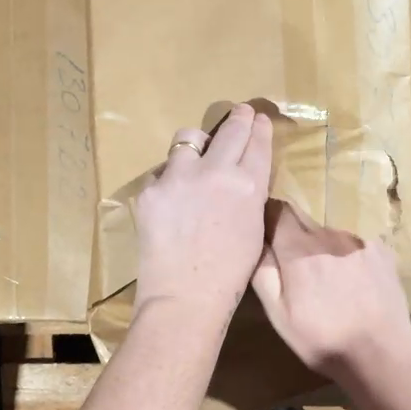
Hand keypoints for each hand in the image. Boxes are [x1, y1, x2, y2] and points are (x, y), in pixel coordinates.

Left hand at [135, 103, 273, 319]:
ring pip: (188, 139)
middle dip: (238, 119)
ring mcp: (180, 176)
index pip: (257, 142)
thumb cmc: (229, 275)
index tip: (258, 119)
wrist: (186, 295)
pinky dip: (168, 182)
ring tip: (194, 158)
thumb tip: (239, 182)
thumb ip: (247, 198)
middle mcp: (216, 171)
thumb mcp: (253, 230)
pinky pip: (161, 174)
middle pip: (230, 130)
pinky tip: (170, 201)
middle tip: (240, 114)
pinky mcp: (150, 189)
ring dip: (195, 146)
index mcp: (249, 184)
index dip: (259, 128)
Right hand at [250, 203, 410, 379]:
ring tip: (327, 284)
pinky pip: (354, 245)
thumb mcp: (278, 315)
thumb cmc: (322, 340)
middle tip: (294, 269)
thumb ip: (263, 272)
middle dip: (292, 236)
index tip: (263, 234)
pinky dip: (346, 258)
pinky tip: (352, 286)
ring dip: (321, 249)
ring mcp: (359, 241)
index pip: (276, 210)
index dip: (267, 217)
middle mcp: (329, 235)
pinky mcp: (382, 251)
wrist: (382, 354)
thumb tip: (256, 241)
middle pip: (303, 220)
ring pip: (329, 234)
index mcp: (299, 249)